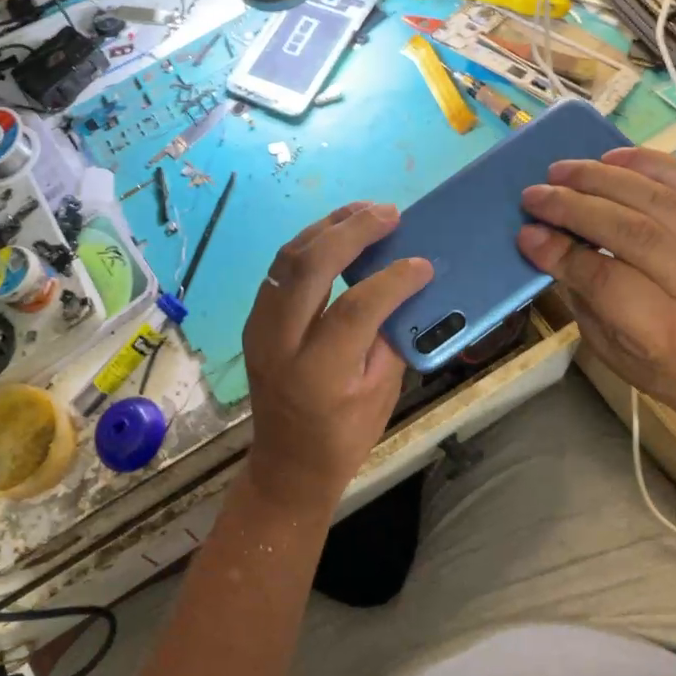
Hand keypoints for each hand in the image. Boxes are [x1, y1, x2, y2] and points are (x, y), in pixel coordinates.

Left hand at [242, 203, 432, 511]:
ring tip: (365, 212)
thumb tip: (407, 285)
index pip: (355, 309)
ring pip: (287, 259)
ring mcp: (259, 329)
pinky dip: (310, 245)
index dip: (391, 280)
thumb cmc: (343, 436)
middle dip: (351, 231)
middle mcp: (279, 344)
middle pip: (309, 267)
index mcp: (317, 374)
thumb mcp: (381, 394)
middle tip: (388, 213)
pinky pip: (280, 270)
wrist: (287, 464)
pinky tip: (339, 234)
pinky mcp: (254, 320)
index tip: (422, 263)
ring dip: (327, 228)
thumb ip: (390, 336)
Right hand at [516, 147, 675, 419]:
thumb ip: (578, 286)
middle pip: (634, 232)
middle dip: (576, 207)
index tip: (527, 233)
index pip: (608, 279)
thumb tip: (538, 235)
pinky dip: (650, 163)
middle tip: (535, 195)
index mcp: (668, 334)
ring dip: (603, 178)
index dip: (562, 252)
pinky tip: (612, 158)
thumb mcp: (604, 341)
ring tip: (562, 171)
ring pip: (659, 200)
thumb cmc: (653, 363)